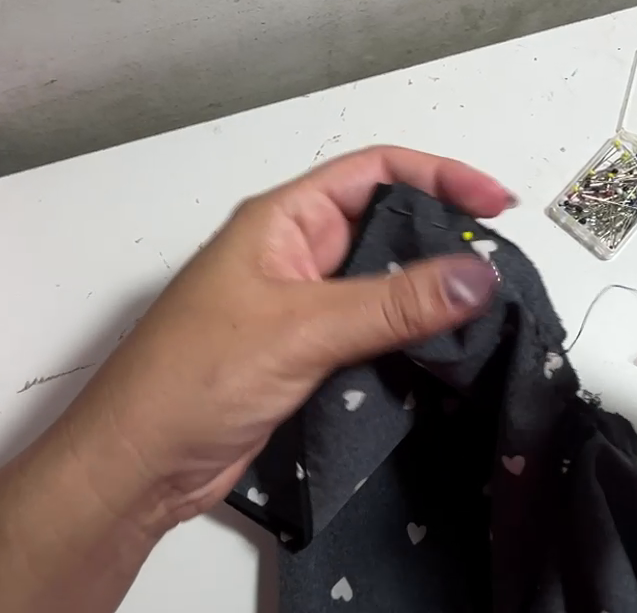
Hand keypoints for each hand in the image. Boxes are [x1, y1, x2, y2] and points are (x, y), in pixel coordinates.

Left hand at [58, 146, 510, 533]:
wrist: (138, 466)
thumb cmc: (192, 376)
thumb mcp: (301, 328)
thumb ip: (392, 304)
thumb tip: (477, 274)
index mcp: (285, 217)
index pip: (374, 171)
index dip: (438, 174)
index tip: (494, 200)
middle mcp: (299, 251)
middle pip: (385, 222)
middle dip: (441, 233)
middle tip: (497, 260)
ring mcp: (306, 303)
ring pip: (384, 280)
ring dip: (430, 289)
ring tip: (486, 305)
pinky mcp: (310, 350)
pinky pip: (374, 328)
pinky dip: (410, 333)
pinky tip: (445, 347)